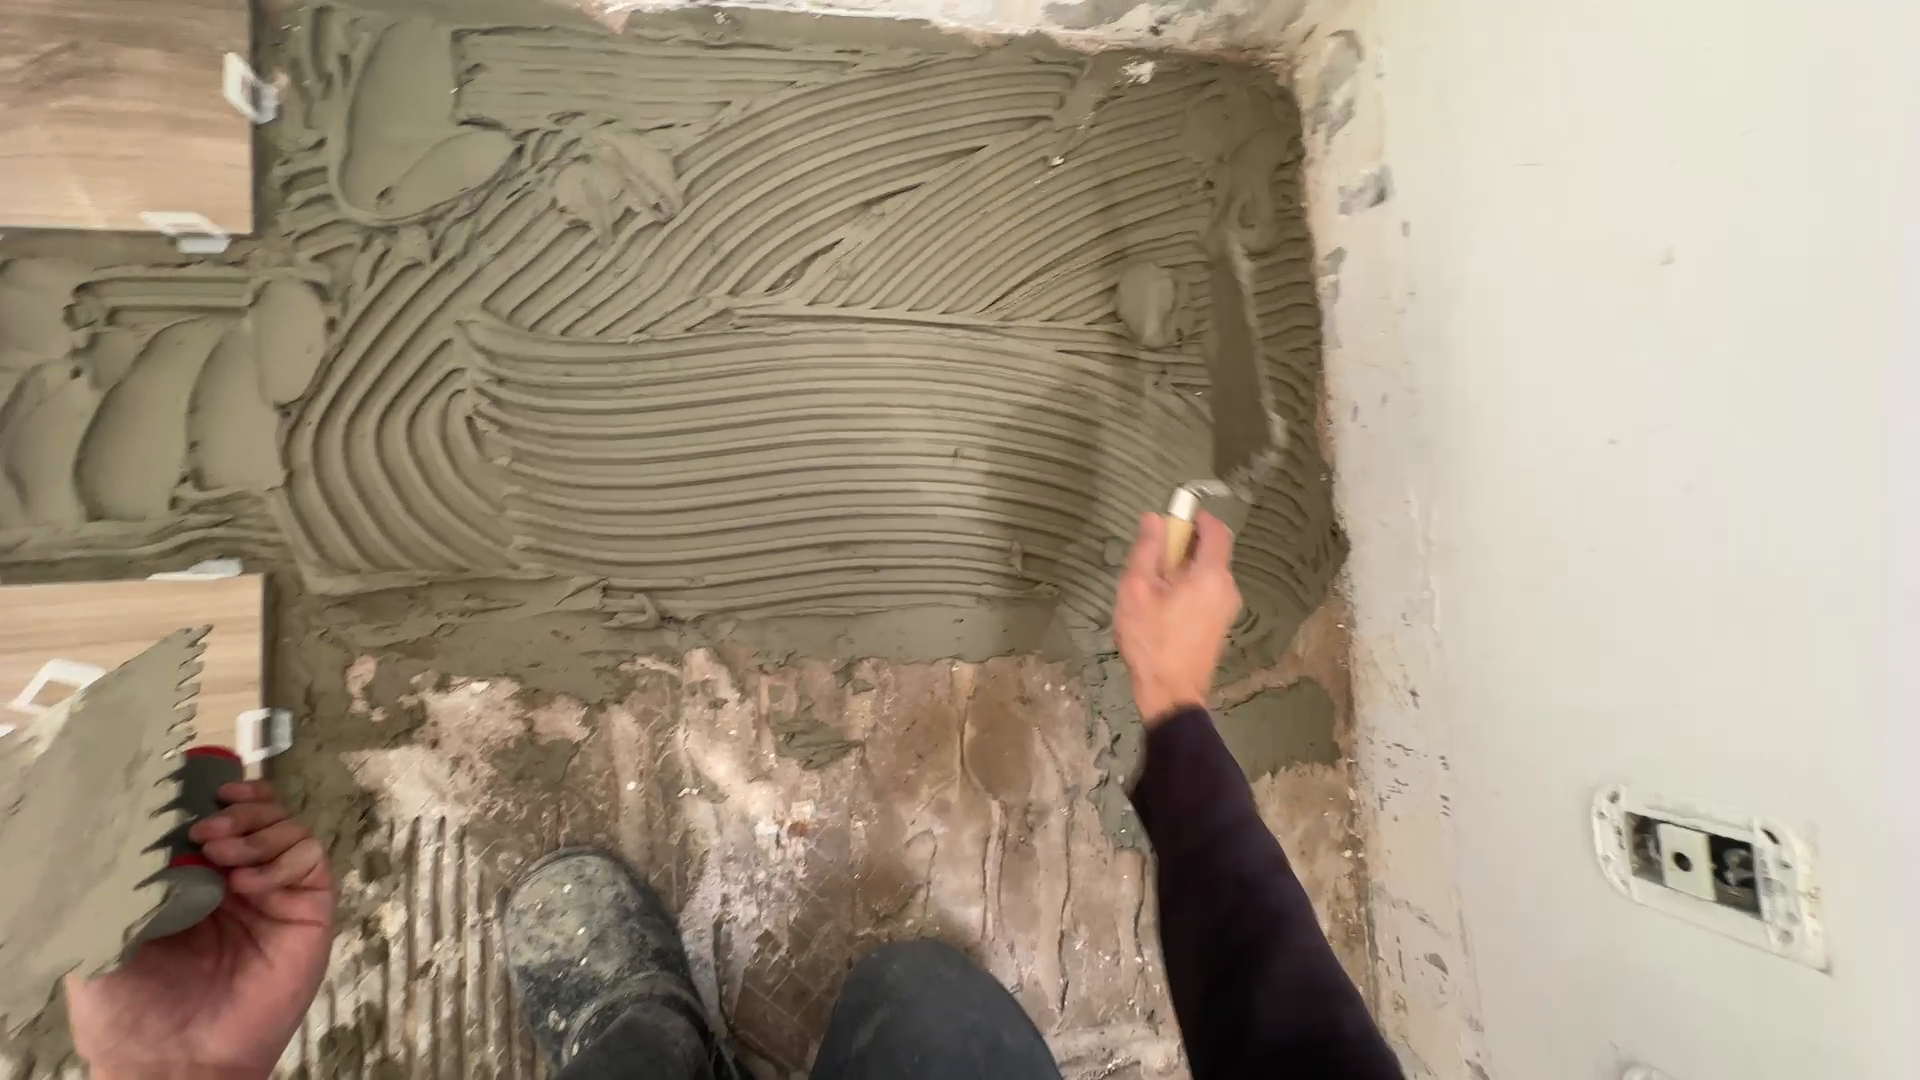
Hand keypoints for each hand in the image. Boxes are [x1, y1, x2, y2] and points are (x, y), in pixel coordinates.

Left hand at [65, 781, 333, 1079]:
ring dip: (260, 831)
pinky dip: (284, 859)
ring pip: (290, 829)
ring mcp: (281, 890)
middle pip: (263, 817)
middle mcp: (242, 879)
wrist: (184, 1061)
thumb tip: (119, 839)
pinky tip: (250, 882)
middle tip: (209, 823)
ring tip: (223, 852)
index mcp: (196, 884)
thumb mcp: (102, 950)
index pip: (218, 823)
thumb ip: (113, 897)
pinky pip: (311, 859)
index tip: (204, 788)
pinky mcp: (313, 903)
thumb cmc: (136, 1011)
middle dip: (242, 809)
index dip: (217, 799)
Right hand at [1112, 511, 1242, 725]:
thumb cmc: (1151, 640)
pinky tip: (1163, 605)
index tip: (1172, 520)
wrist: (1171, 693)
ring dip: (1184, 568)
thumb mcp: (1137, 590)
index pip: (1216, 530)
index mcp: (1211, 575)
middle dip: (1184, 544)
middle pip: (1212, 551)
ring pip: (1208, 573)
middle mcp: (1227, 588)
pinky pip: (1207, 592)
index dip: (1196, 518)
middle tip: (1152, 556)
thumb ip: (1146, 550)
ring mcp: (1227, 609)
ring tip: (1152, 585)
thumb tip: (1155, 518)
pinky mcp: (1220, 625)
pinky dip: (1189, 586)